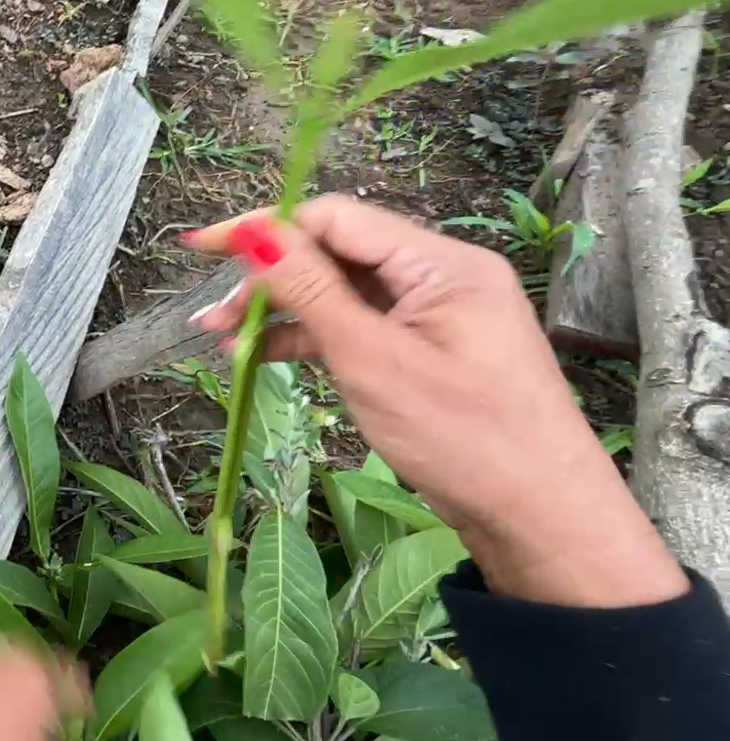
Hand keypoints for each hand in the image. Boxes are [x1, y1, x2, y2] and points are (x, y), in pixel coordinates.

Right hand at [186, 195, 686, 607]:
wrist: (538, 519)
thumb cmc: (463, 437)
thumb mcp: (371, 358)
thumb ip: (309, 289)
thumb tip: (254, 235)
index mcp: (440, 265)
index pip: (334, 220)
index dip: (264, 228)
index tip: (203, 246)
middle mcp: (434, 277)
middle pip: (328, 254)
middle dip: (264, 278)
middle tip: (214, 316)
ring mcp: (423, 313)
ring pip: (329, 291)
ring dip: (274, 311)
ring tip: (221, 338)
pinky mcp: (412, 346)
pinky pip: (343, 323)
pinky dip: (299, 336)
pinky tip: (257, 354)